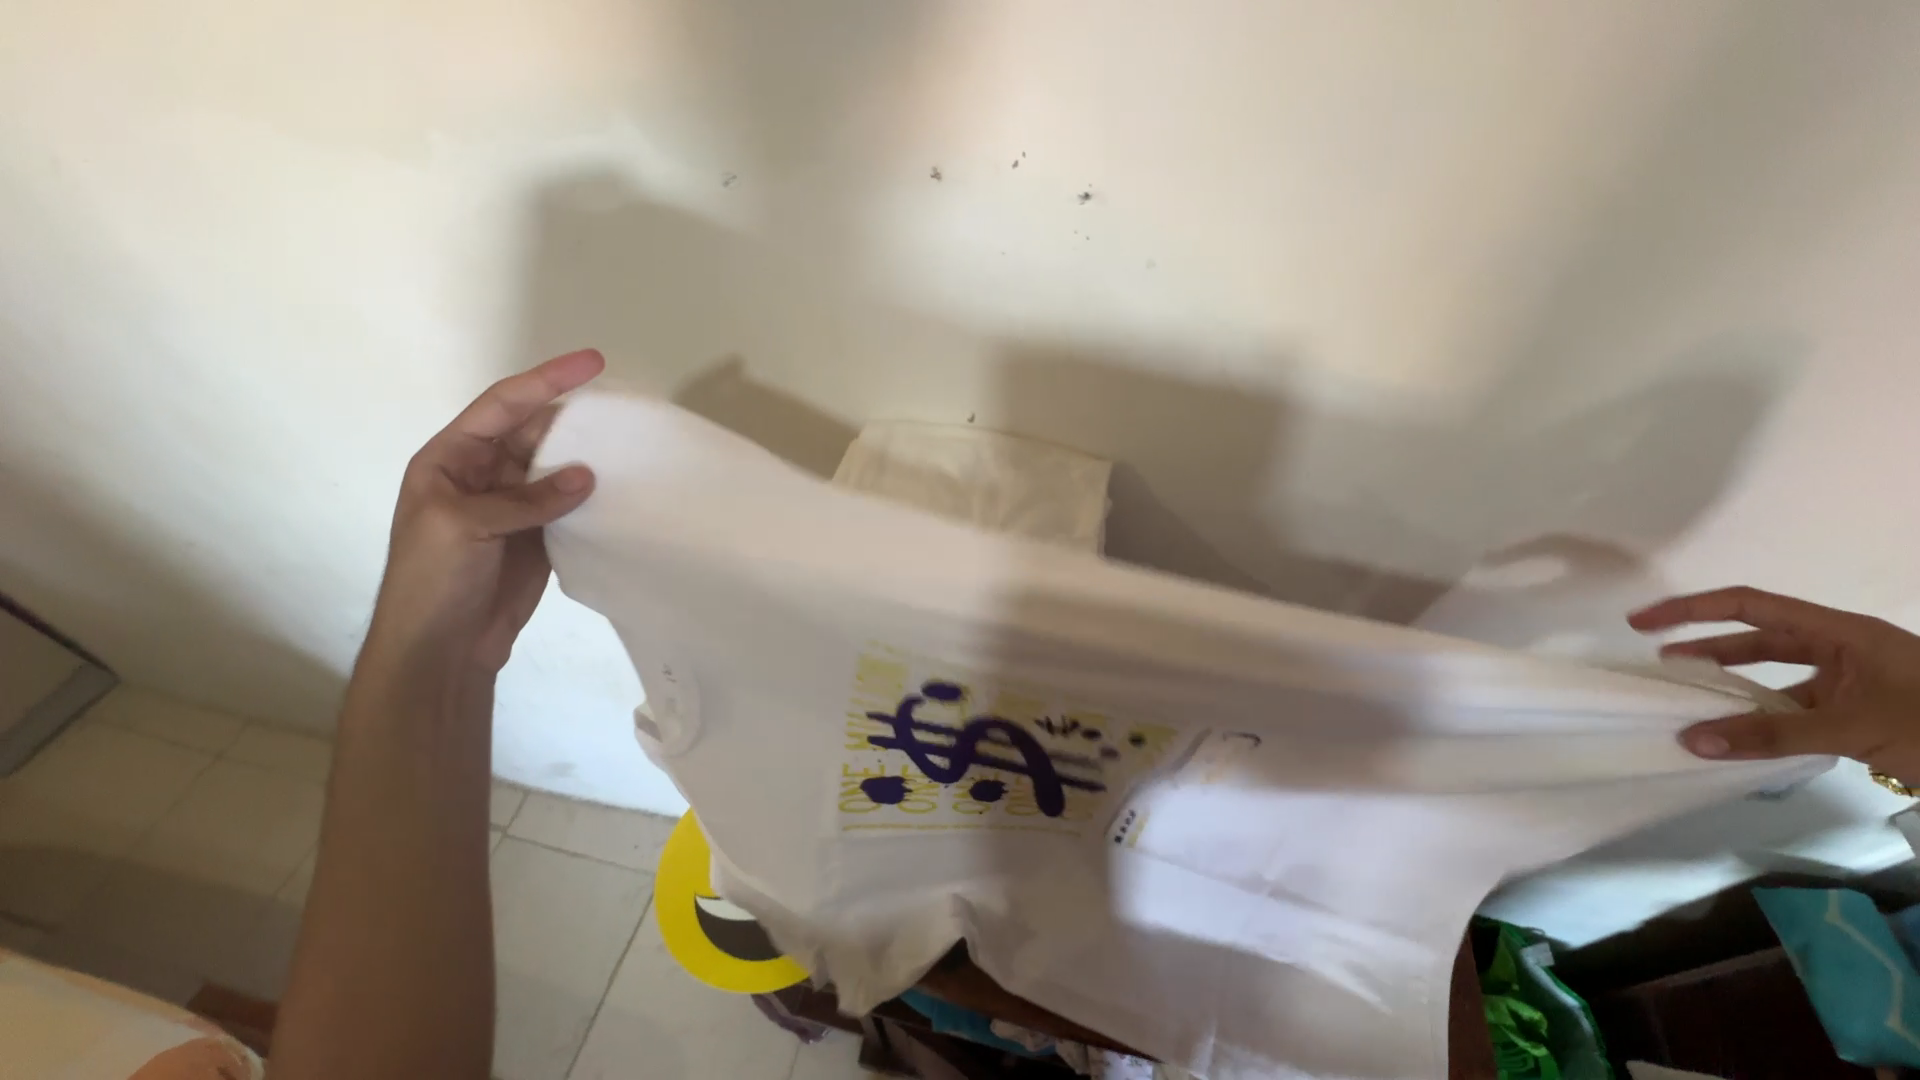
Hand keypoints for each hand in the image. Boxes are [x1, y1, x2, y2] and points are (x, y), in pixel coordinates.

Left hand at [366, 349, 604, 673]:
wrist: (443, 647)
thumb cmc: (432, 580)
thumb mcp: (463, 527)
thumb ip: (524, 499)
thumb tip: (587, 475)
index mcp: (450, 460)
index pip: (502, 407)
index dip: (545, 381)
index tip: (592, 363)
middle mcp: (484, 474)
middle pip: (534, 432)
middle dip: (573, 417)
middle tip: (621, 409)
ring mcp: (516, 506)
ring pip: (558, 467)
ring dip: (588, 456)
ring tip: (630, 443)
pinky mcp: (542, 535)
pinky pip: (571, 504)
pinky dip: (595, 494)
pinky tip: (622, 487)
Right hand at [1628, 586, 1919, 782]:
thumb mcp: (1856, 730)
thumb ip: (1770, 734)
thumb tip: (1690, 739)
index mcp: (1843, 634)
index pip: (1749, 605)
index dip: (1690, 608)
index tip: (1642, 621)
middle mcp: (1845, 650)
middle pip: (1758, 636)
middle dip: (1705, 646)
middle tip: (1655, 658)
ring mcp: (1854, 681)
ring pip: (1776, 674)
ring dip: (1732, 685)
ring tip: (1689, 695)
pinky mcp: (1860, 712)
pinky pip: (1795, 705)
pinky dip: (1762, 716)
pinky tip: (1740, 731)